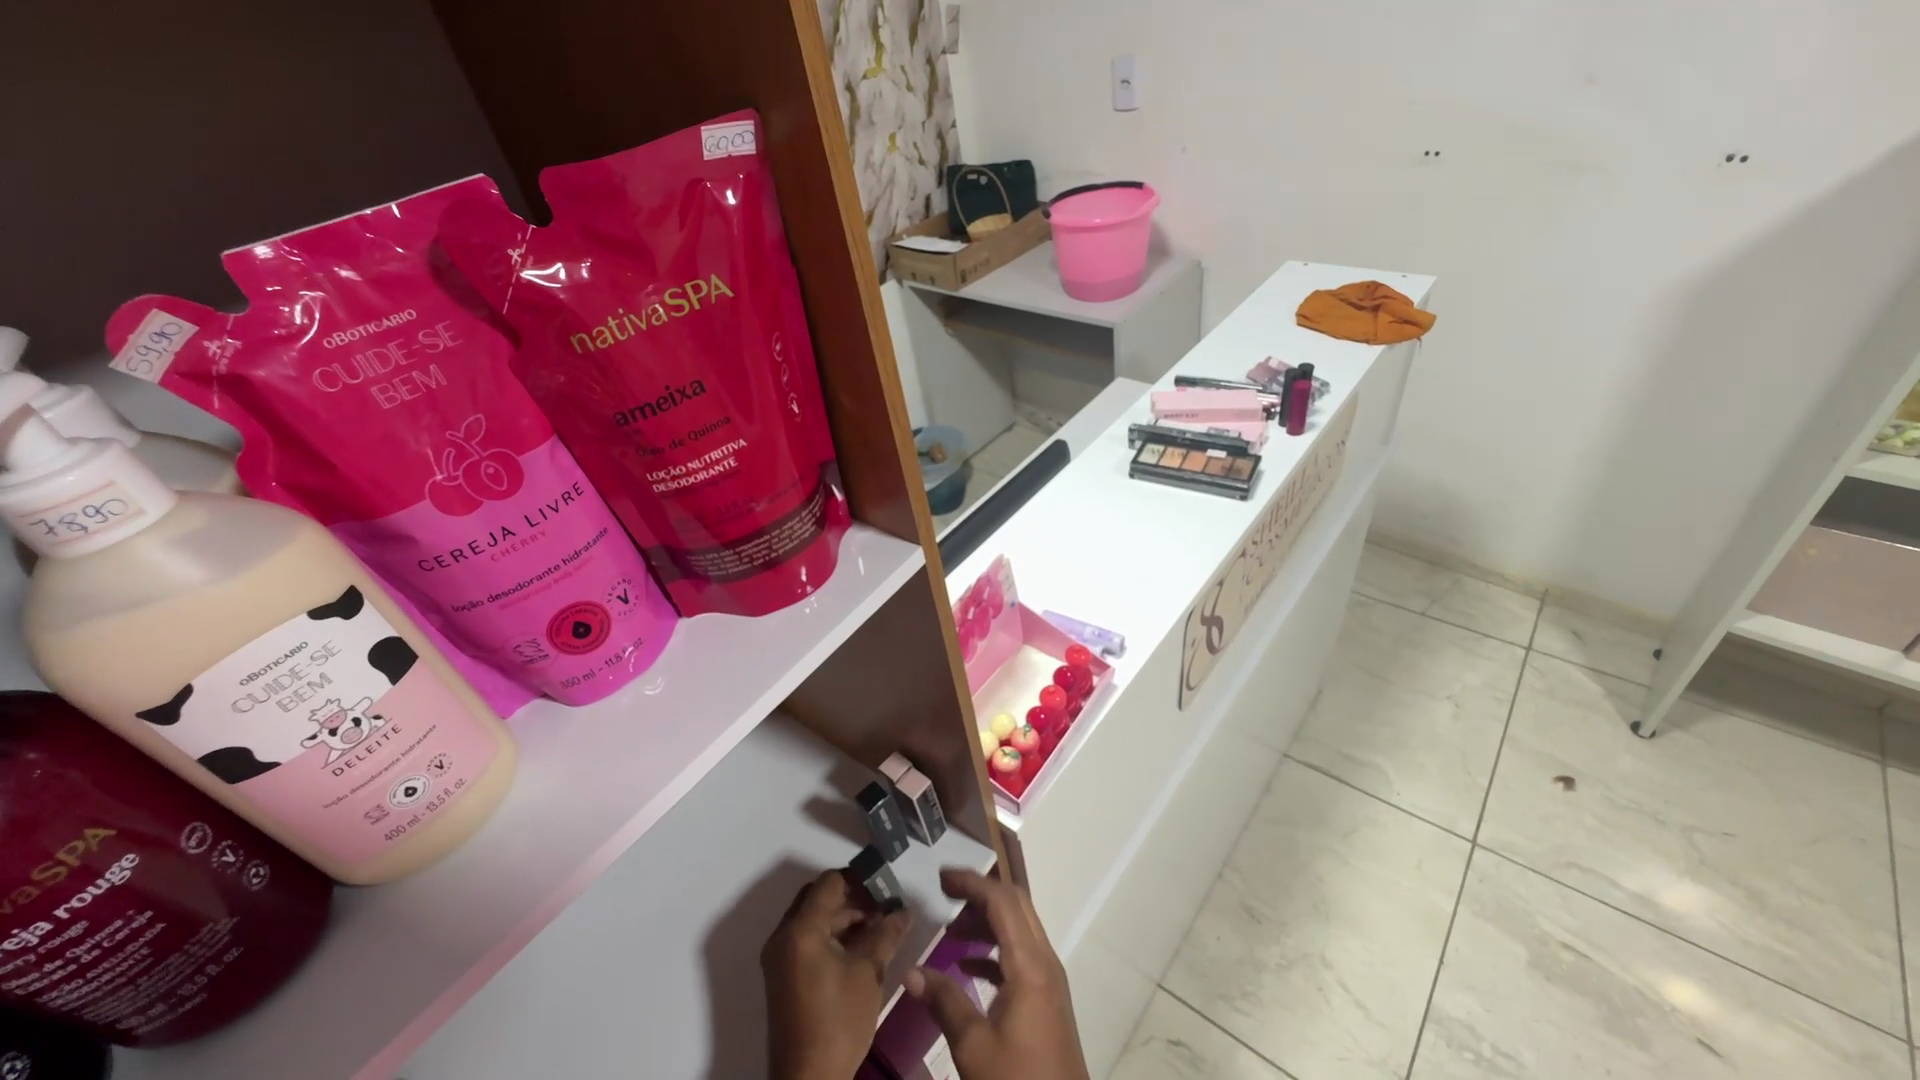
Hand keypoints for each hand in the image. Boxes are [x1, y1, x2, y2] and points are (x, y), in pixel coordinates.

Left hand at [762, 869, 911, 1079]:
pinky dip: (832, 937)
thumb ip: (885, 934)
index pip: (829, 883)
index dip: (860, 879)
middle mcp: (783, 937)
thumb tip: (903, 911)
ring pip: (813, 920)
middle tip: (885, 907)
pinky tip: (860, 949)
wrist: (808, 1079)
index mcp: (800, 930)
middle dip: (852, 898)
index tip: (887, 886)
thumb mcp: (868, 973)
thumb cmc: (839, 1021)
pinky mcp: (783, 976)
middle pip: (818, 899)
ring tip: (880, 929)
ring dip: (844, 919)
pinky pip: (807, 941)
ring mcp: (779, 958)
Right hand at [903, 868, 1089, 1079]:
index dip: (972, 882)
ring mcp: (1049, 979)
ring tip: (949, 930)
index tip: (940, 877)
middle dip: (980, 893)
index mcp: (1030, 964)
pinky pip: (1020, 954)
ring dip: (986, 920)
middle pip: (1016, 906)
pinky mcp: (1046, 997)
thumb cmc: (1017, 1079)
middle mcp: (1045, 961)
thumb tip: (910, 972)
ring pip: (1019, 928)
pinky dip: (994, 948)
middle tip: (944, 894)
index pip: (1003, 901)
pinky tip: (966, 964)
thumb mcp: (973, 1046)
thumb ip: (944, 1002)